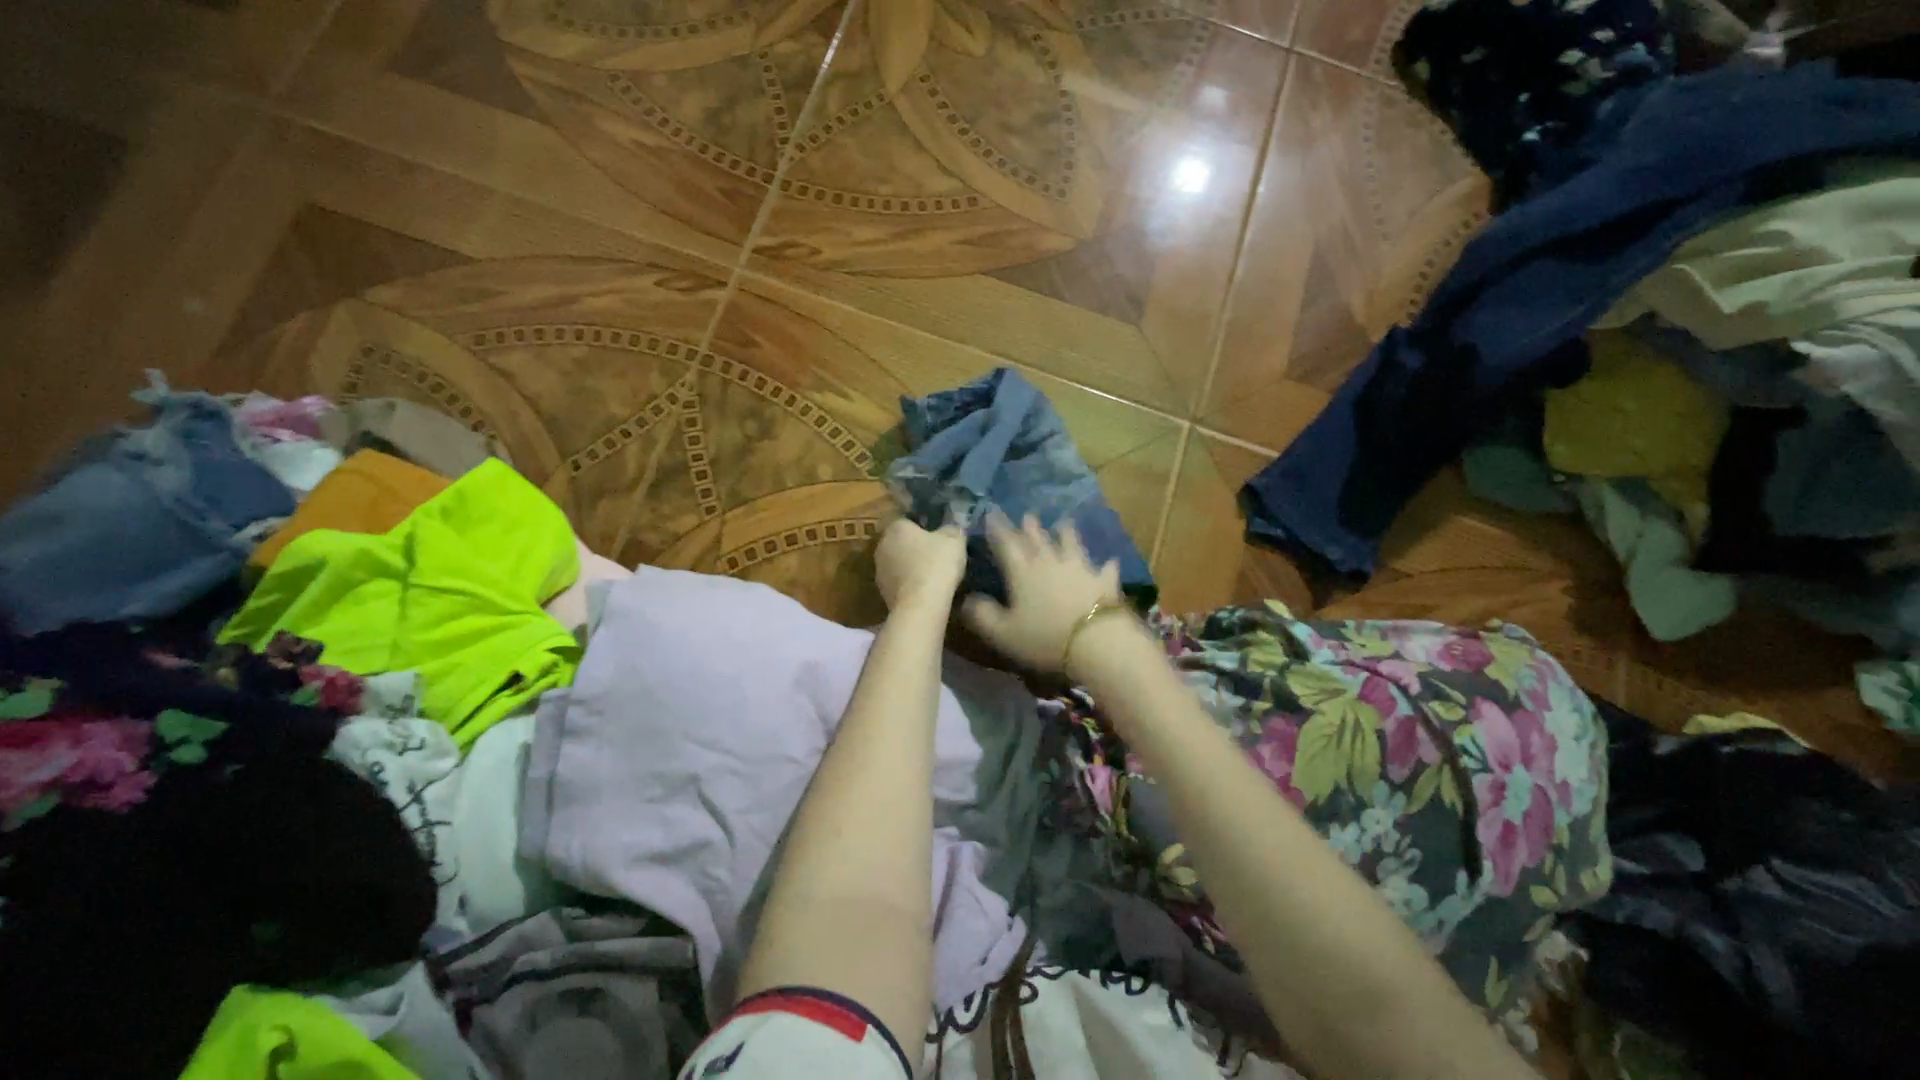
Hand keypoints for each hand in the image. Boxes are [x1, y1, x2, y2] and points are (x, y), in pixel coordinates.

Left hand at [874, 517, 967, 610]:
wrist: (920, 606)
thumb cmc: (936, 565)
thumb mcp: (954, 540)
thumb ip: (952, 529)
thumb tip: (951, 528)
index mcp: (896, 527)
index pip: (907, 518)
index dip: (923, 525)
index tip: (937, 533)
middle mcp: (881, 545)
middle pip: (900, 541)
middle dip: (915, 546)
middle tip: (936, 553)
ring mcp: (879, 570)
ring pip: (897, 562)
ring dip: (910, 566)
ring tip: (932, 574)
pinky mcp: (882, 592)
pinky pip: (899, 582)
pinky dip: (909, 584)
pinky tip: (925, 590)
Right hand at [963, 513, 1122, 672]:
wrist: (1097, 642)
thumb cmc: (1044, 638)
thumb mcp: (1002, 632)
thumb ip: (982, 615)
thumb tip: (966, 599)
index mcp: (1022, 571)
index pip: (1006, 544)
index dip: (997, 529)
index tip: (991, 514)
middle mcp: (1050, 562)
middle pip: (1038, 540)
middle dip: (1030, 527)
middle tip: (1027, 515)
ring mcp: (1080, 569)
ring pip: (1070, 545)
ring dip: (1066, 533)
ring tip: (1063, 523)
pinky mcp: (1104, 582)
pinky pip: (1104, 569)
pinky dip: (1104, 565)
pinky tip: (1109, 561)